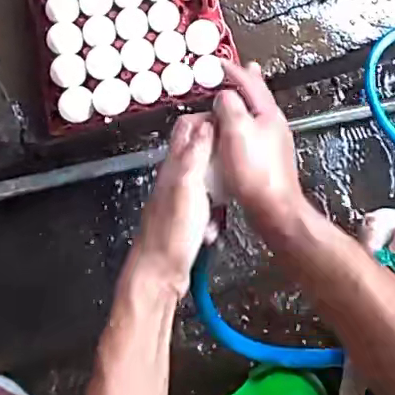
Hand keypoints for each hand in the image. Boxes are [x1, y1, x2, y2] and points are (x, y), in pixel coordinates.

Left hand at [128, 114, 217, 293]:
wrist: (158, 276)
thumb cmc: (170, 234)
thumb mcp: (187, 186)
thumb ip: (196, 155)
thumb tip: (207, 124)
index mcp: (174, 165)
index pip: (187, 126)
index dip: (209, 119)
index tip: (231, 124)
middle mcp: (175, 177)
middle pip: (198, 150)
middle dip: (219, 151)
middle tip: (237, 157)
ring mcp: (180, 198)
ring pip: (205, 179)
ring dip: (220, 185)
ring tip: (229, 193)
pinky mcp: (187, 219)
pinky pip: (208, 206)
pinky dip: (216, 212)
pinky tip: (216, 225)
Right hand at [210, 60, 305, 234]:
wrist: (274, 210)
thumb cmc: (257, 175)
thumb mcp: (236, 130)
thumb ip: (229, 106)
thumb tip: (224, 96)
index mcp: (268, 114)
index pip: (250, 83)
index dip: (233, 70)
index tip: (221, 63)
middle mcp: (274, 126)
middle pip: (258, 96)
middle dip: (247, 82)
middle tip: (241, 71)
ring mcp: (273, 144)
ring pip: (255, 115)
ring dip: (243, 104)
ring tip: (232, 99)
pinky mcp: (267, 161)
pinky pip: (251, 133)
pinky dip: (240, 125)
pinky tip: (232, 135)